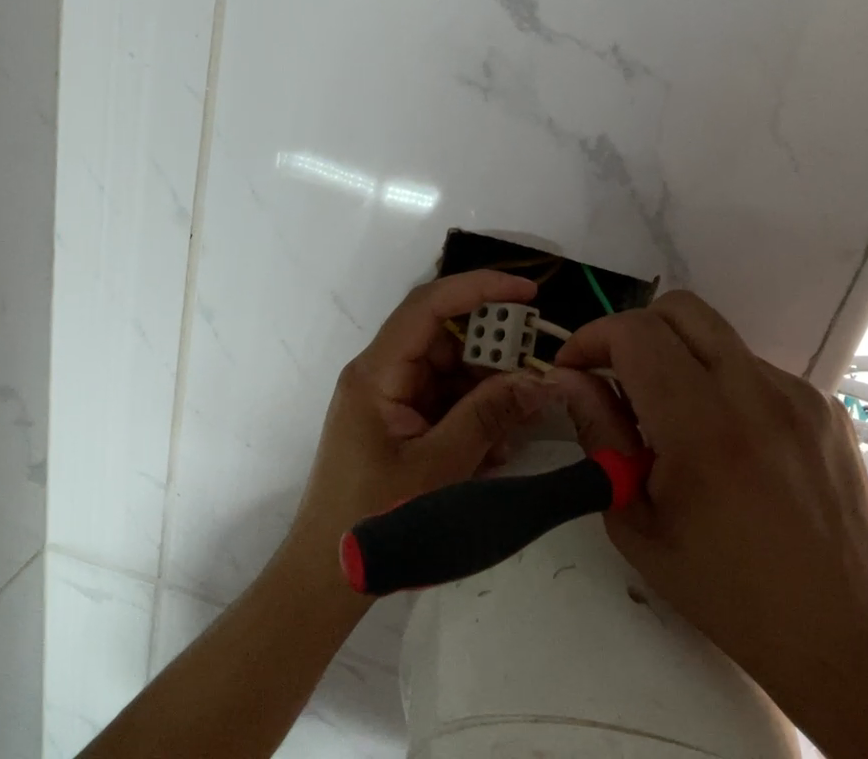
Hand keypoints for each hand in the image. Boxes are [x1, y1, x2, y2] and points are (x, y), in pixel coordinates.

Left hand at [283, 270, 551, 591]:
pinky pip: (446, 405)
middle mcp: (382, 375)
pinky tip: (495, 454)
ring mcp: (391, 401)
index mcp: (377, 373)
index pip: (428, 306)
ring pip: (452, 374)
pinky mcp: (401, 426)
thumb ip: (490, 417)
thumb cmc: (374, 518)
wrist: (327, 577)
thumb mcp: (440, 467)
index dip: (479, 289)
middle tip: (537, 375)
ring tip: (518, 427)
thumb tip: (540, 382)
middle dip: (494, 353)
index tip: (528, 292)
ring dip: (489, 394)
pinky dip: (476, 420)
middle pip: (446, 339)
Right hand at [551, 291, 867, 683]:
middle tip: (616, 379)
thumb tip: (571, 380)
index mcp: (704, 428)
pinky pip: (756, 372)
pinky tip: (730, 447)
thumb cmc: (724, 590)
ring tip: (677, 428)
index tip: (573, 370)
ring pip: (719, 340)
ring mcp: (801, 394)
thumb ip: (600, 437)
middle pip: (681, 308)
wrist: (839, 631)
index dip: (591, 339)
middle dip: (634, 331)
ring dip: (680, 362)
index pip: (636, 333)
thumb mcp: (636, 522)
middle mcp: (758, 393)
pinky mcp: (827, 406)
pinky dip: (724, 389)